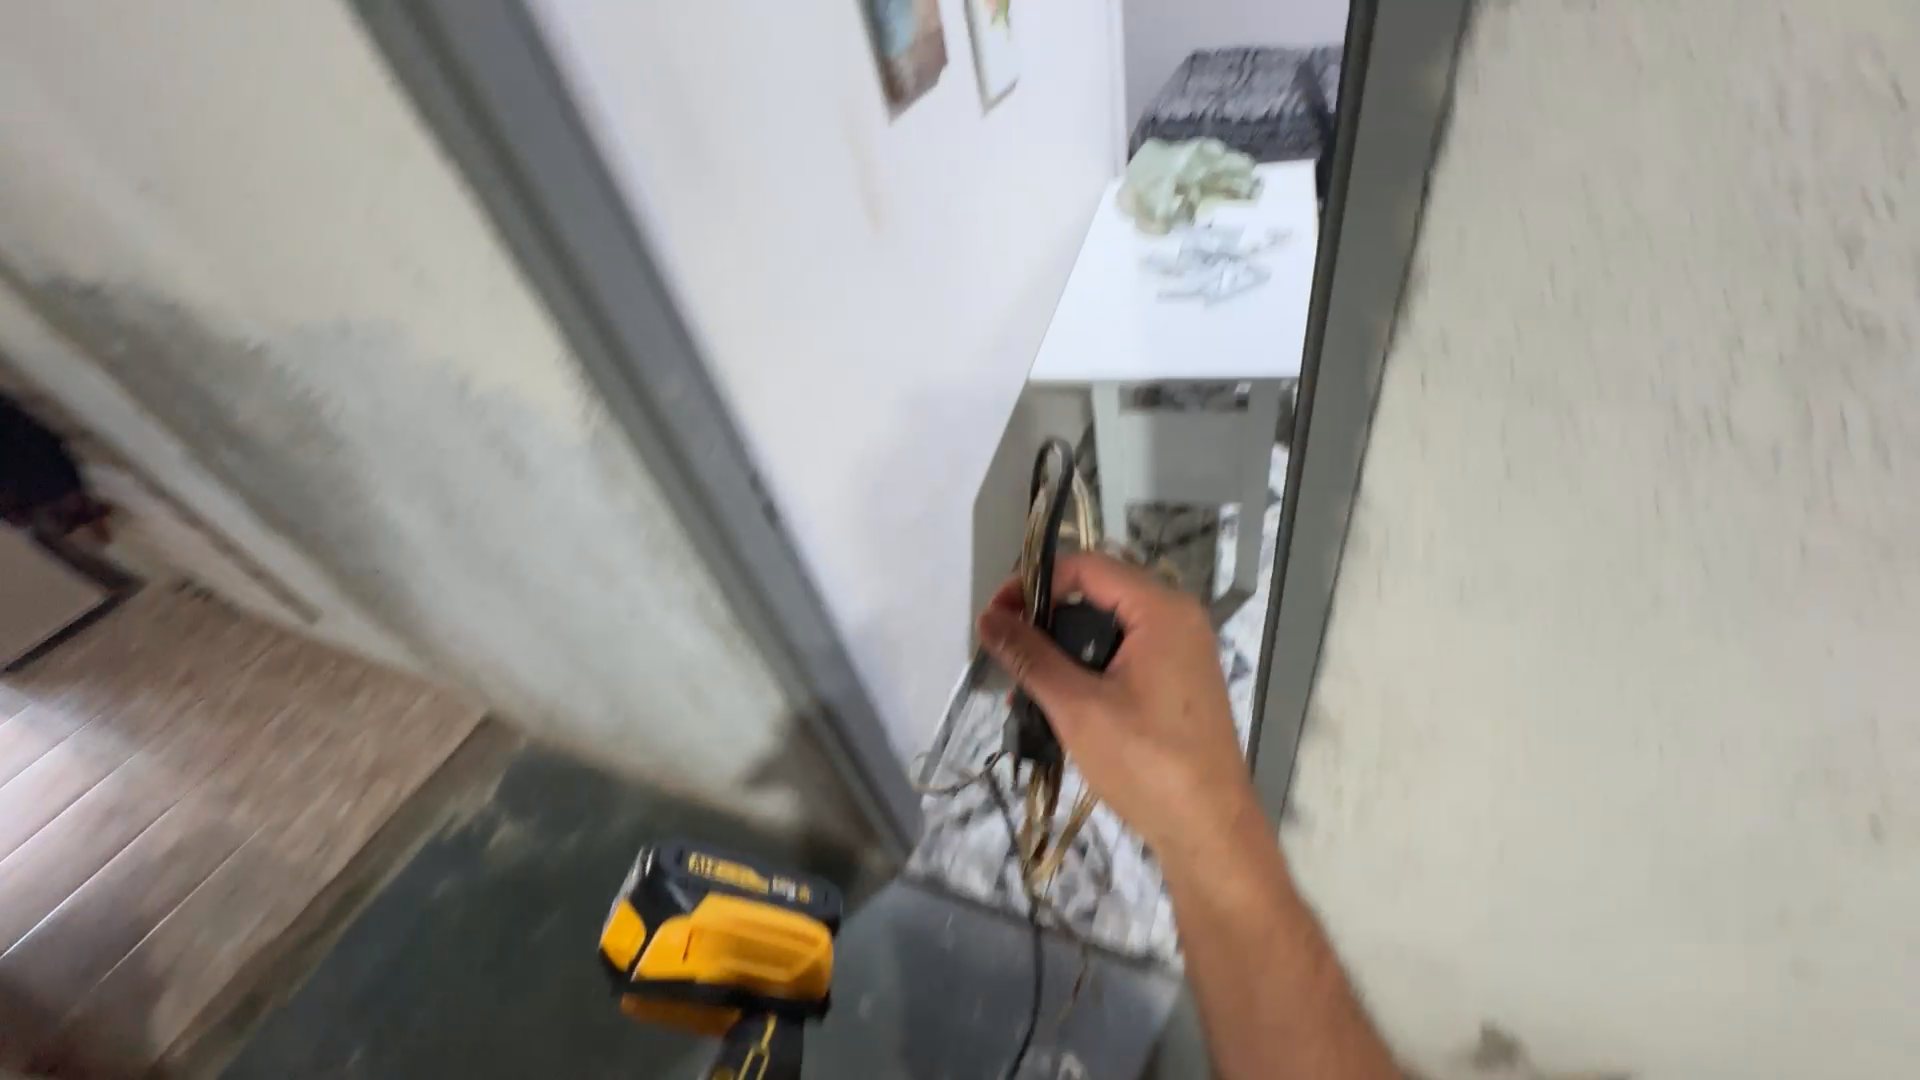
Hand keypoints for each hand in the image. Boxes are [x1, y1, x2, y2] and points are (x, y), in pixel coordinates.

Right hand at [978, 552, 1263, 871]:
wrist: (1210, 833)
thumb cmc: (1146, 762)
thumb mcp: (1077, 705)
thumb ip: (1030, 655)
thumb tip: (987, 618)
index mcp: (1161, 609)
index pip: (1086, 567)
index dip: (1035, 582)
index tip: (996, 615)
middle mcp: (1177, 618)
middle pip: (1096, 594)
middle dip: (1045, 619)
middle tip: (1006, 651)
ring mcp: (1181, 651)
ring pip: (1106, 628)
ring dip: (1061, 650)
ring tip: (1022, 687)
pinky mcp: (1177, 681)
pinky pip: (1123, 655)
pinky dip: (1087, 669)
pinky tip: (1057, 703)